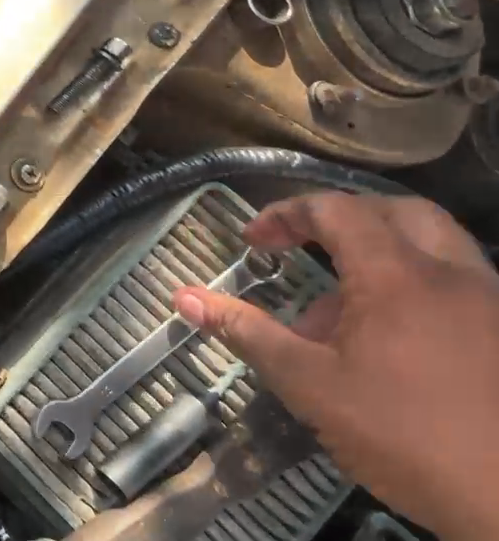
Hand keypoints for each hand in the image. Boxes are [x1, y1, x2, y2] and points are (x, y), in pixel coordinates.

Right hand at [173, 194, 498, 540]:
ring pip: (440, 256)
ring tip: (342, 316)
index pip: (337, 210)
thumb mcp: (308, 384)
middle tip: (307, 246)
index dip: (287, 214)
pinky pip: (464, 293)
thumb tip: (182, 297)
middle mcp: (459, 281)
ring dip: (384, 263)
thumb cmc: (408, 437)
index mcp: (401, 279)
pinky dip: (419, 296)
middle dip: (346, 221)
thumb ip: (246, 332)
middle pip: (404, 214)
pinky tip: (393, 345)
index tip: (254, 243)